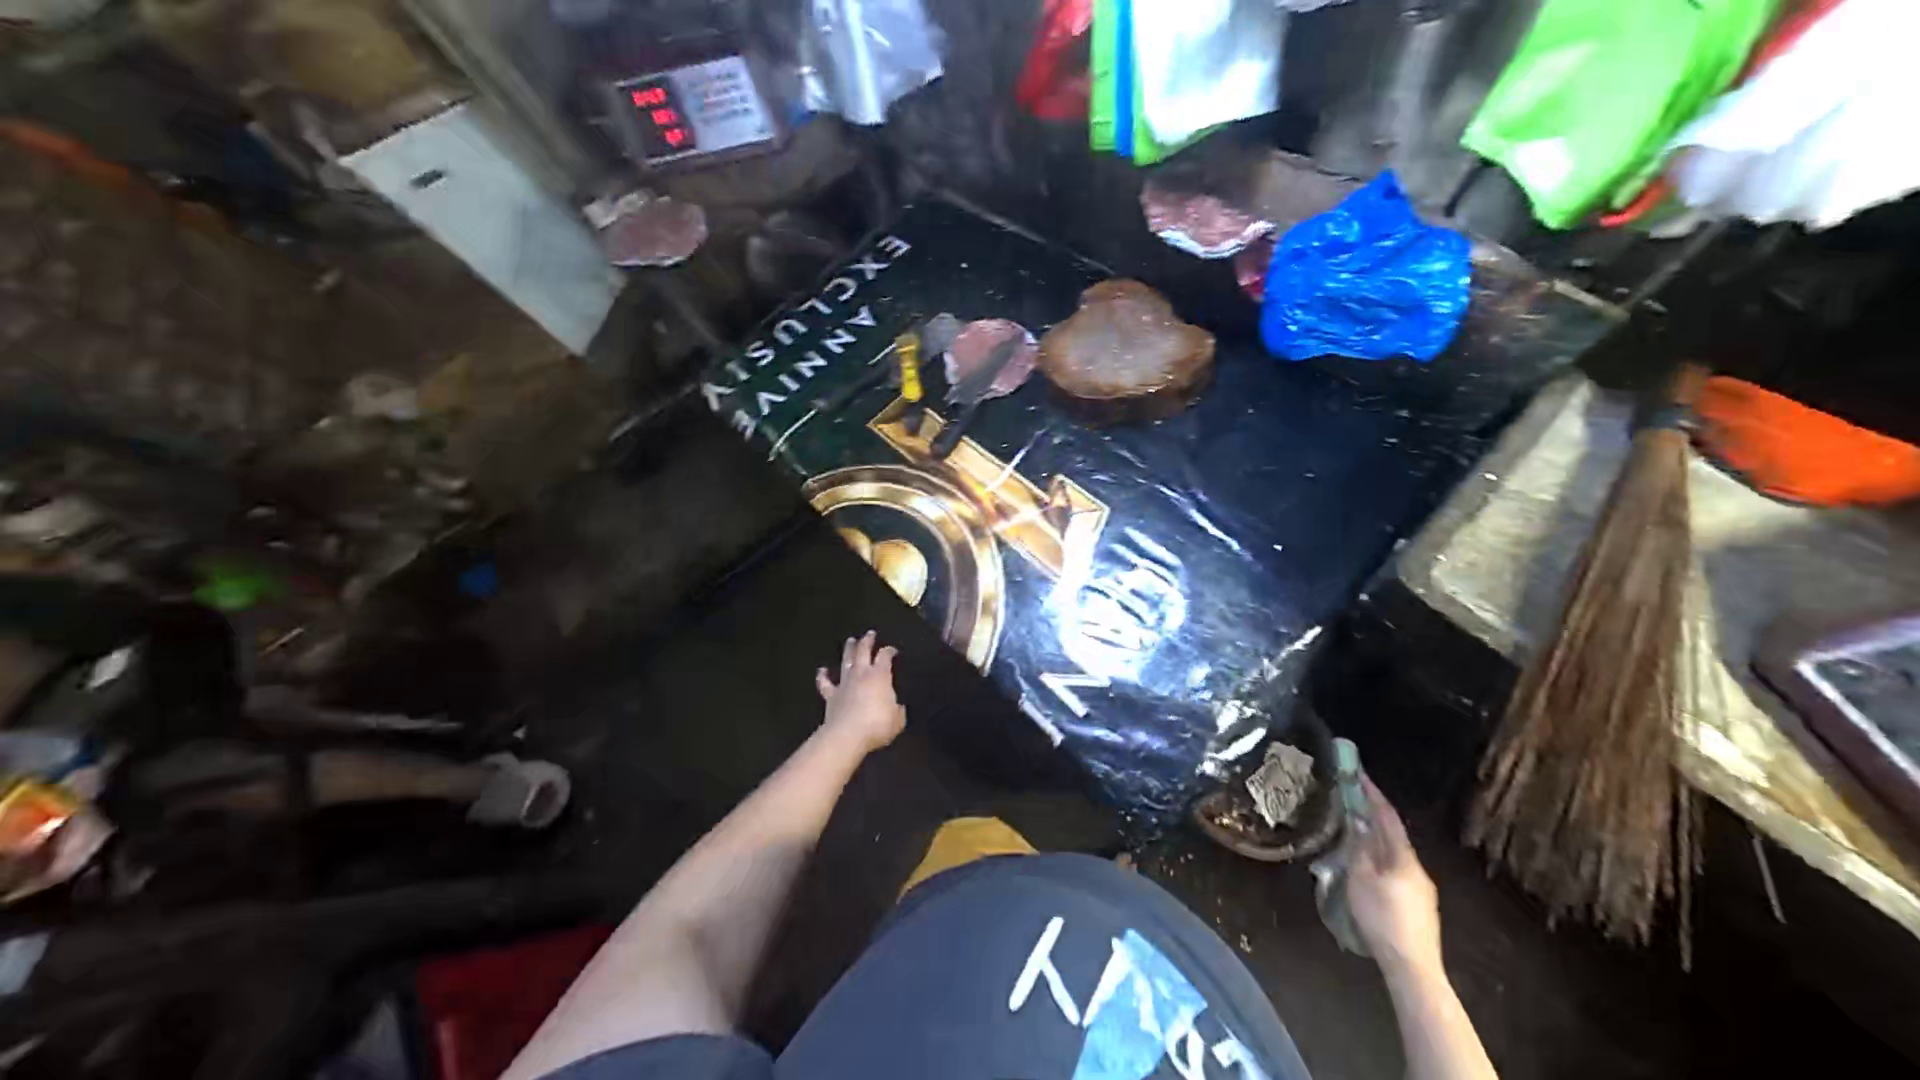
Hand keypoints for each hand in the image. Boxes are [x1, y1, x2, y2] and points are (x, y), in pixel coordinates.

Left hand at [815, 631, 906, 753]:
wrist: (848, 735)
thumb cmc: (877, 725)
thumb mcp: (898, 720)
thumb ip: (898, 711)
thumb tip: (898, 708)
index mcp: (880, 676)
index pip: (885, 656)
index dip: (889, 651)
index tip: (892, 650)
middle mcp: (862, 674)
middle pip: (863, 651)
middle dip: (867, 640)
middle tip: (869, 634)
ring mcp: (845, 683)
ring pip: (846, 661)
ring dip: (848, 650)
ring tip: (850, 641)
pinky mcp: (831, 695)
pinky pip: (825, 683)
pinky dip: (823, 676)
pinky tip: (821, 671)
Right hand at [1346, 776, 1443, 979]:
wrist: (1412, 966)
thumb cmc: (1381, 917)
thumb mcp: (1361, 878)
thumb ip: (1360, 847)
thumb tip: (1358, 820)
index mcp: (1403, 857)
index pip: (1387, 817)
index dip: (1372, 794)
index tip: (1358, 773)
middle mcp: (1417, 868)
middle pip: (1392, 835)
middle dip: (1373, 816)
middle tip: (1351, 801)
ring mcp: (1421, 888)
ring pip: (1394, 854)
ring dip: (1375, 839)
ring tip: (1353, 833)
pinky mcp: (1419, 905)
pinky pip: (1396, 870)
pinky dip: (1380, 859)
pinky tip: (1366, 868)